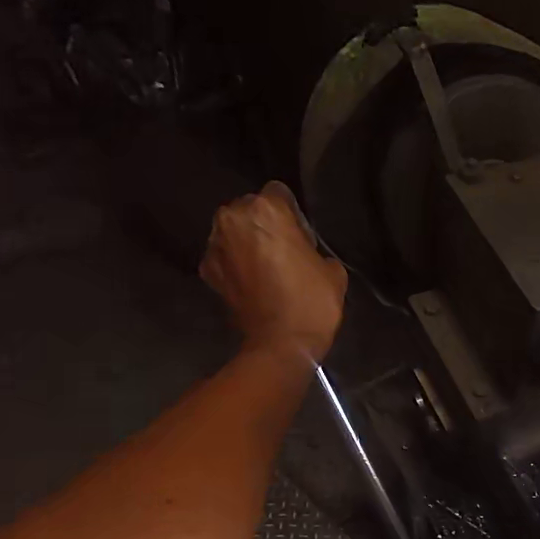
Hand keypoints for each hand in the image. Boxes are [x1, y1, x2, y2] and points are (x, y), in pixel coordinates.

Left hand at [198, 181, 346, 358]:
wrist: (281, 344)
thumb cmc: (311, 303)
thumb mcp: (332, 271)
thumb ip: (313, 249)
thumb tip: (304, 251)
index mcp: (266, 210)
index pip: (279, 194)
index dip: (292, 215)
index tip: (301, 235)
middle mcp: (233, 218)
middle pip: (250, 211)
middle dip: (264, 226)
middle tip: (284, 253)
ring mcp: (215, 245)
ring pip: (234, 233)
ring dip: (247, 245)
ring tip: (267, 271)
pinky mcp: (207, 271)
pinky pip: (225, 258)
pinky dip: (235, 266)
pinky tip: (253, 285)